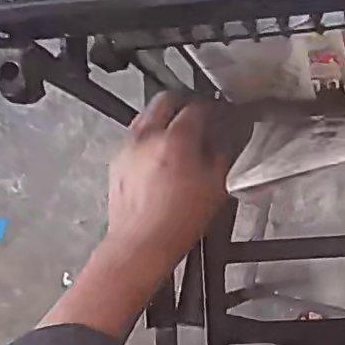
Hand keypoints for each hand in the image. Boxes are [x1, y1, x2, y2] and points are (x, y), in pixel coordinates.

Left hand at [41, 94, 246, 337]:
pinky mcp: (118, 161)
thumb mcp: (217, 188)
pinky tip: (161, 155)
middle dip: (185, 103)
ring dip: (165, 118)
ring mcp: (129, 147)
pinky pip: (135, 136)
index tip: (219, 114)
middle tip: (199, 115)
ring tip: (180, 135)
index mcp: (176, 140)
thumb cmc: (176, 223)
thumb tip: (226, 139)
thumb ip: (223, 155)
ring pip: (147, 115)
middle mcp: (148, 136)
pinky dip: (150, 137)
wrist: (141, 245)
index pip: (198, 107)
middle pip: (166, 100)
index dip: (213, 108)